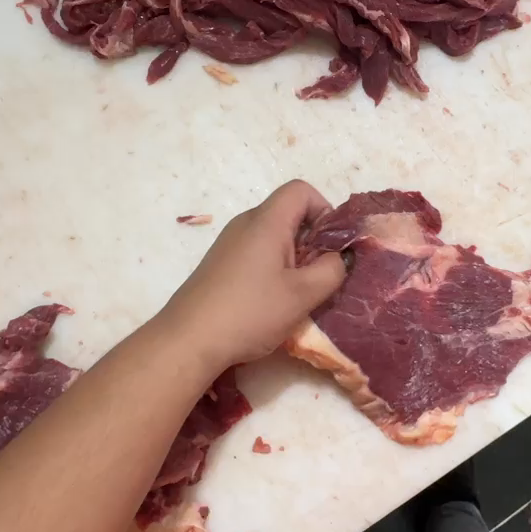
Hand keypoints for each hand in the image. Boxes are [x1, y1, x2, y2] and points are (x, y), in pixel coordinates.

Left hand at [153, 180, 347, 372]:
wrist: (189, 340)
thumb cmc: (250, 312)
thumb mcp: (303, 294)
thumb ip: (332, 270)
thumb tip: (341, 257)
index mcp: (266, 221)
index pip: (301, 191)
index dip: (325, 210)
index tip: (332, 246)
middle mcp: (245, 224)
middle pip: (289, 213)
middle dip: (313, 240)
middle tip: (320, 276)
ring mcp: (230, 244)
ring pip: (274, 237)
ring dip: (295, 259)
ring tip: (298, 294)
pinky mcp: (222, 265)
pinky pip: (258, 254)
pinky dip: (275, 270)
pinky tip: (273, 302)